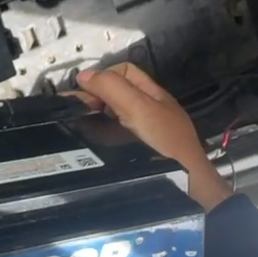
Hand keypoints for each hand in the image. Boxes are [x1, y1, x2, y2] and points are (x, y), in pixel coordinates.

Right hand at [70, 64, 233, 209]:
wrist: (184, 184)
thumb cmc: (164, 142)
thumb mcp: (139, 108)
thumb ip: (113, 87)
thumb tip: (83, 75)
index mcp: (152, 95)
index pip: (124, 72)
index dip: (104, 75)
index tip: (84, 93)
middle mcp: (148, 111)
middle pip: (116, 94)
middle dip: (94, 98)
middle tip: (73, 112)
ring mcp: (143, 134)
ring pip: (112, 117)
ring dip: (93, 119)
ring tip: (73, 126)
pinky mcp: (136, 155)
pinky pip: (112, 139)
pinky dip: (98, 137)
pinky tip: (86, 143)